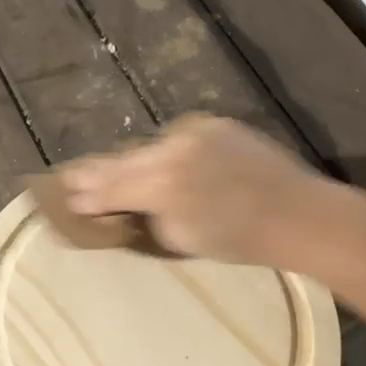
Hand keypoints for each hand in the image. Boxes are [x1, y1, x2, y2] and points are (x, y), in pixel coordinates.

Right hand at [60, 113, 357, 270]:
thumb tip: (125, 209)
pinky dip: (164, 152)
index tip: (67, 196)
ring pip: (150, 148)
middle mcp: (171, 151)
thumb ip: (145, 218)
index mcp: (160, 185)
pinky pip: (178, 139)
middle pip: (124, 161)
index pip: (111, 188)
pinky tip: (157, 162)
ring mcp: (194, 133)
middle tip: (71, 176)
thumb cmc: (238, 240)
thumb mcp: (180, 239)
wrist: (298, 214)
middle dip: (97, 172)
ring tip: (107, 169)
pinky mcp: (215, 125)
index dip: (88, 195)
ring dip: (131, 161)